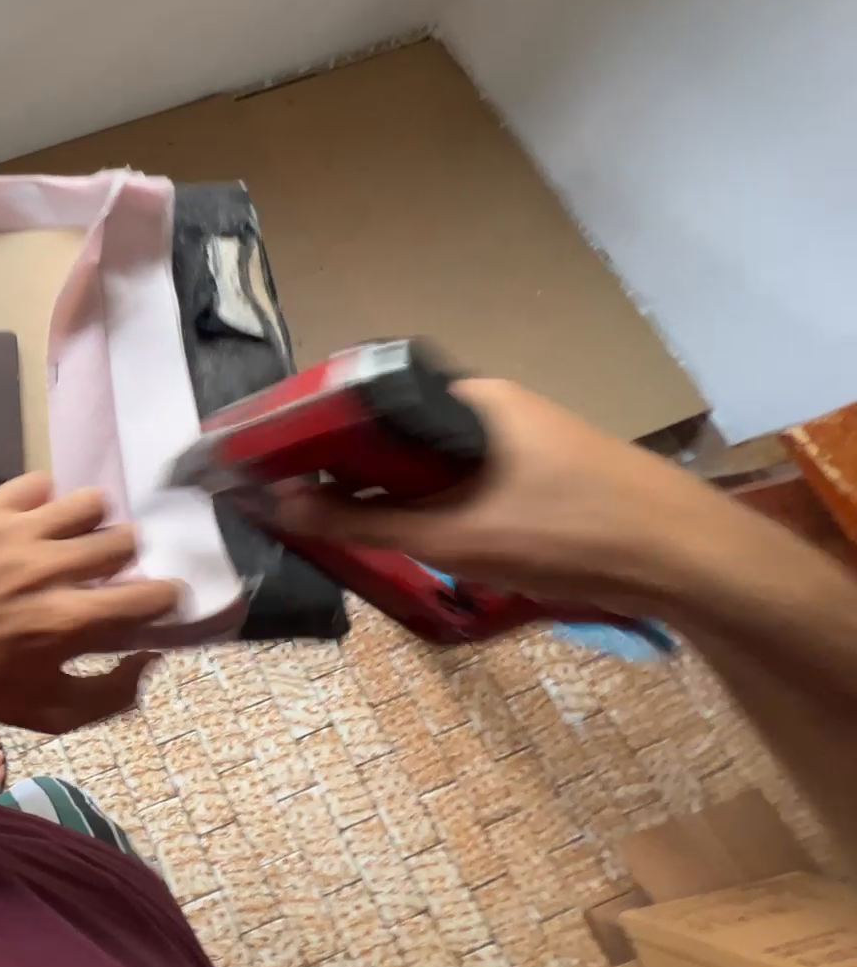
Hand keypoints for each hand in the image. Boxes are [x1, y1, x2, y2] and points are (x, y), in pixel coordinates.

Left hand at [0, 473, 180, 733]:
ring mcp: (14, 533)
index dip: (164, 595)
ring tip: (71, 540)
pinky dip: (43, 502)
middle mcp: (48, 569)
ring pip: (88, 502)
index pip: (150, 594)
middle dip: (127, 558)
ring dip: (91, 523)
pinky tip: (33, 524)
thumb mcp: (51, 715)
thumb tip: (153, 655)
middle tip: (106, 570)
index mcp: (69, 620)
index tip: (157, 596)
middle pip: (124, 539)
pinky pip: (37, 483)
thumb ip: (114, 694)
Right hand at [271, 378, 738, 612]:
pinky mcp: (522, 467)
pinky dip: (414, 497)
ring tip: (341, 518)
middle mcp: (478, 407)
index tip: (271, 460)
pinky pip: (444, 474)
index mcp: (460, 400)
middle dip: (341, 465)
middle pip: (383, 429)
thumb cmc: (565, 533)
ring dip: (378, 486)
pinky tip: (402, 527)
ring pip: (413, 456)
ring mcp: (505, 435)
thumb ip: (357, 520)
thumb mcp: (448, 535)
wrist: (696, 566)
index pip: (360, 400)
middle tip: (302, 499)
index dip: (310, 430)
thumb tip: (278, 505)